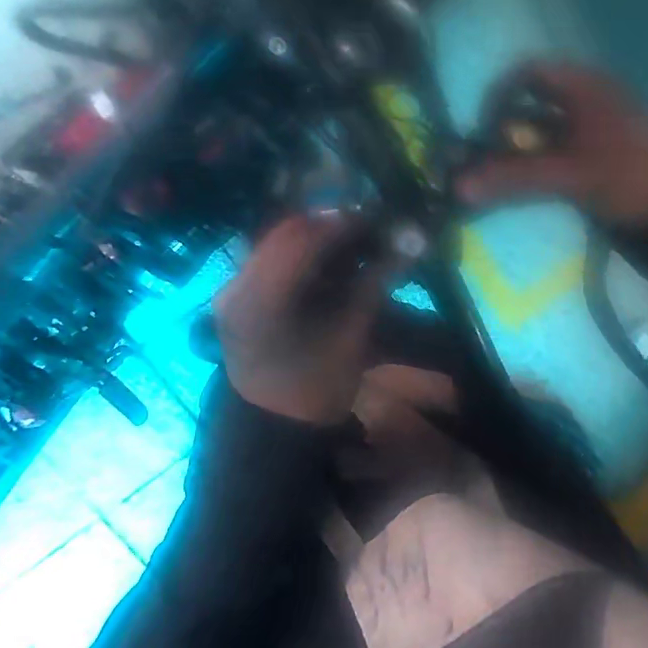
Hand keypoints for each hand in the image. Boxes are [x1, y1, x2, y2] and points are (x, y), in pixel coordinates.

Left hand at [215, 215, 392, 424]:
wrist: (277, 426)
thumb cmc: (317, 387)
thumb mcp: (351, 333)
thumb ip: (377, 279)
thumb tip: (414, 236)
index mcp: (261, 298)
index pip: (302, 236)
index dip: (343, 221)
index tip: (380, 220)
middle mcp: (237, 284)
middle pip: (289, 234)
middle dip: (333, 227)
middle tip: (372, 232)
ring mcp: (233, 289)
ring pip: (280, 242)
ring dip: (319, 239)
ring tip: (356, 247)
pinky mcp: (237, 295)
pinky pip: (272, 258)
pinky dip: (305, 255)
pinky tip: (332, 265)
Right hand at [457, 62, 647, 226]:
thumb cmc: (631, 175)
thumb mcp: (572, 173)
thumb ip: (515, 178)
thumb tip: (458, 186)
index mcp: (582, 88)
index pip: (528, 73)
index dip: (500, 95)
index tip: (484, 130)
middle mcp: (580, 104)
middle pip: (527, 106)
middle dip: (499, 133)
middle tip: (480, 161)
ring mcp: (583, 135)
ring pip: (534, 137)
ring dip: (509, 157)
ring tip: (487, 184)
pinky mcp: (585, 164)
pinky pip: (545, 161)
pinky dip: (525, 175)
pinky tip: (509, 195)